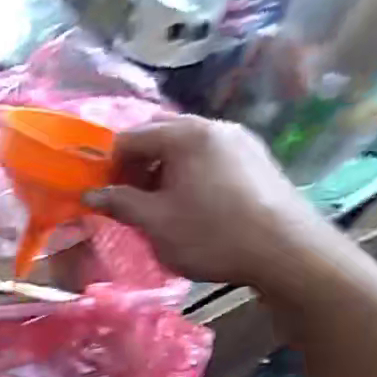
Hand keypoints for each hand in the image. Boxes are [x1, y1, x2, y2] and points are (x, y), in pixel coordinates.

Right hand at [86, 116, 344, 289]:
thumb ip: (120, 203)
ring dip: (164, 172)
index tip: (106, 197)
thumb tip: (90, 194)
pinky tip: (193, 207)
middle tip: (131, 201)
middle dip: (138, 166)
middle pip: (160, 136)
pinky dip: (191, 175)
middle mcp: (213, 126)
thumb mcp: (156, 222)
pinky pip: (210, 158)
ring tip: (160, 208)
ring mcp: (239, 140)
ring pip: (186, 147)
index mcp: (185, 134)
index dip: (110, 166)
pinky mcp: (256, 160)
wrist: (286, 251)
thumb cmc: (211, 234)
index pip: (130, 137)